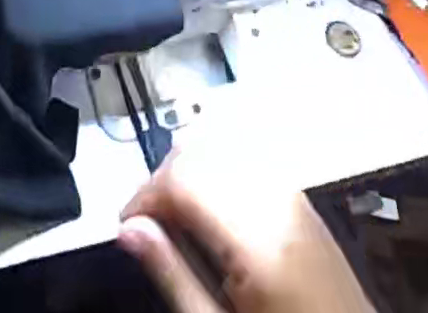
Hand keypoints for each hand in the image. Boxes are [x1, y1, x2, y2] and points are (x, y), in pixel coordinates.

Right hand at [118, 150, 373, 312]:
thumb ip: (172, 275)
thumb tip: (130, 229)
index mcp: (256, 233)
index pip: (182, 176)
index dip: (143, 195)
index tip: (127, 228)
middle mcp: (276, 197)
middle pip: (200, 155)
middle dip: (164, 185)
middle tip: (147, 232)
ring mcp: (293, 193)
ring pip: (221, 152)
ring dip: (190, 179)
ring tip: (175, 228)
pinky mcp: (300, 199)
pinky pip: (246, 165)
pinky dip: (218, 179)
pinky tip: (210, 220)